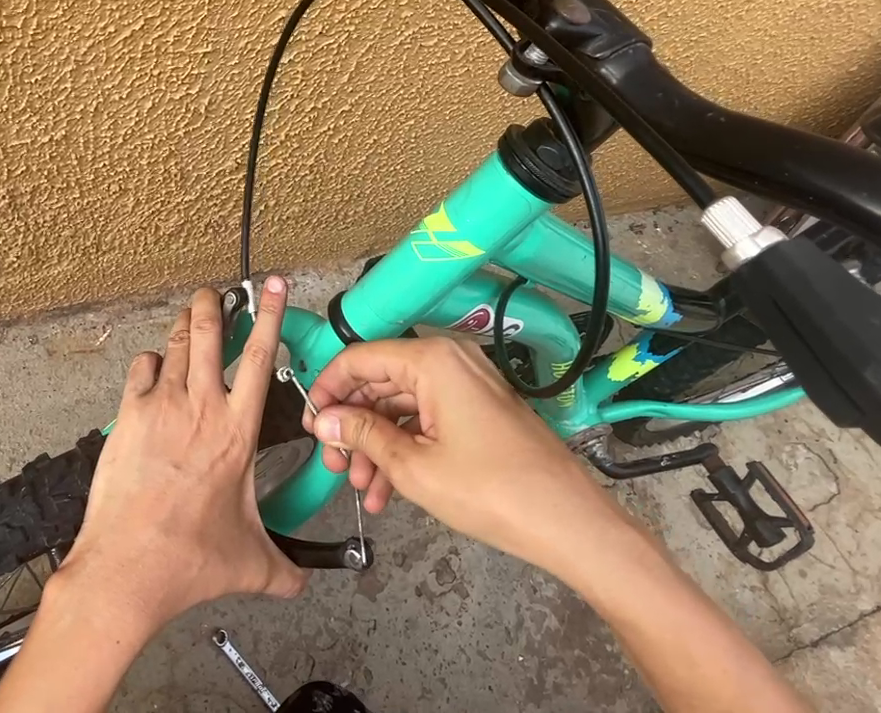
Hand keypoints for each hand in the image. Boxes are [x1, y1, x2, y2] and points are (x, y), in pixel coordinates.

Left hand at [52, 279, 305, 639]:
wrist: (128, 566)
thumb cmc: (188, 558)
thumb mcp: (250, 562)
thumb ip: (283, 569)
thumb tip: (298, 582)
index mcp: (237, 430)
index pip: (259, 356)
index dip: (268, 314)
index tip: (271, 287)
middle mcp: (200, 407)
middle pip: (207, 332)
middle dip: (212, 303)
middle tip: (216, 293)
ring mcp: (161, 406)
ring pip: (174, 343)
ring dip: (183, 326)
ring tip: (189, 318)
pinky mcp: (128, 415)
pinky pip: (141, 368)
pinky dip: (150, 362)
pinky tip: (153, 371)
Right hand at [303, 336, 633, 578]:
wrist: (568, 523)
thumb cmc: (491, 490)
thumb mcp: (413, 465)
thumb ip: (362, 435)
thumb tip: (324, 421)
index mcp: (432, 359)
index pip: (359, 358)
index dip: (329, 390)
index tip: (312, 425)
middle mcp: (449, 360)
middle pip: (380, 382)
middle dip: (352, 426)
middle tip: (333, 465)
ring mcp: (466, 385)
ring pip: (401, 406)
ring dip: (376, 445)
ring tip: (361, 489)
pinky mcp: (477, 410)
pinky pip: (427, 419)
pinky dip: (405, 449)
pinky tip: (387, 492)